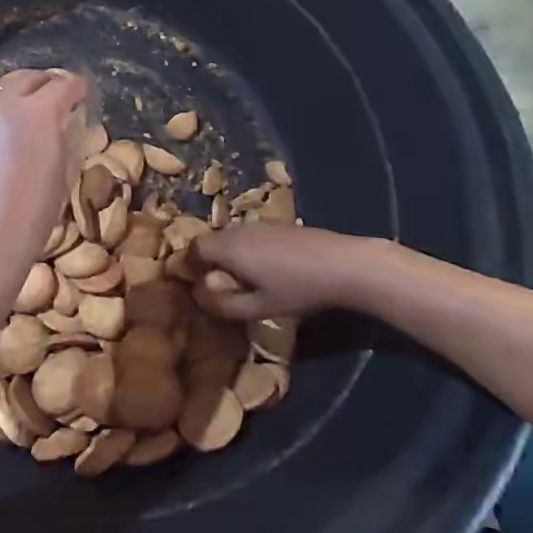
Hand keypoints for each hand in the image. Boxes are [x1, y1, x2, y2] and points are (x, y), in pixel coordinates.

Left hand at [0, 69, 86, 328]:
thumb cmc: (31, 216)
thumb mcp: (61, 175)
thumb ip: (62, 140)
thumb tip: (63, 126)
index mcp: (35, 112)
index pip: (63, 84)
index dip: (78, 87)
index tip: (86, 94)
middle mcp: (3, 105)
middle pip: (30, 78)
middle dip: (50, 82)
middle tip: (64, 96)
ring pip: (6, 92)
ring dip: (26, 95)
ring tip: (41, 114)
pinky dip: (8, 114)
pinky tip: (16, 135)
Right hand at [191, 225, 393, 320]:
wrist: (344, 264)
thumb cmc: (298, 288)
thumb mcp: (258, 307)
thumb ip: (223, 305)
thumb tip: (198, 296)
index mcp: (228, 247)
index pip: (193, 249)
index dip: (188, 265)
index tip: (193, 285)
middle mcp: (240, 230)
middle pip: (212, 241)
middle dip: (208, 262)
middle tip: (216, 287)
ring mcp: (262, 225)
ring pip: (232, 238)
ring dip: (229, 257)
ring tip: (242, 282)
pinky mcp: (280, 226)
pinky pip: (251, 236)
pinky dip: (247, 252)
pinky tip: (267, 272)